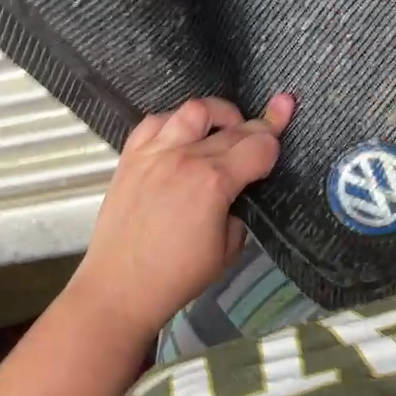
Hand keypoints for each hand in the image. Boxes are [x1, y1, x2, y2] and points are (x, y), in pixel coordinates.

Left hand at [68, 94, 295, 339]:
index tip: (274, 155)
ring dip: (219, 114)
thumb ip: (239, 211)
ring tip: (224, 128)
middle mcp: (186, 158)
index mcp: (214, 182)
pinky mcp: (131, 156)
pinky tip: (183, 136)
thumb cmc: (178, 275)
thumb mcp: (228, 249)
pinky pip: (157, 121)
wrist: (120, 286)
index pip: (259, 147)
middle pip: (235, 127)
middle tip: (264, 137)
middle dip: (258, 129)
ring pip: (195, 110)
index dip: (274, 148)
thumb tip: (239, 192)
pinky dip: (176, 122)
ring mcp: (155, 152)